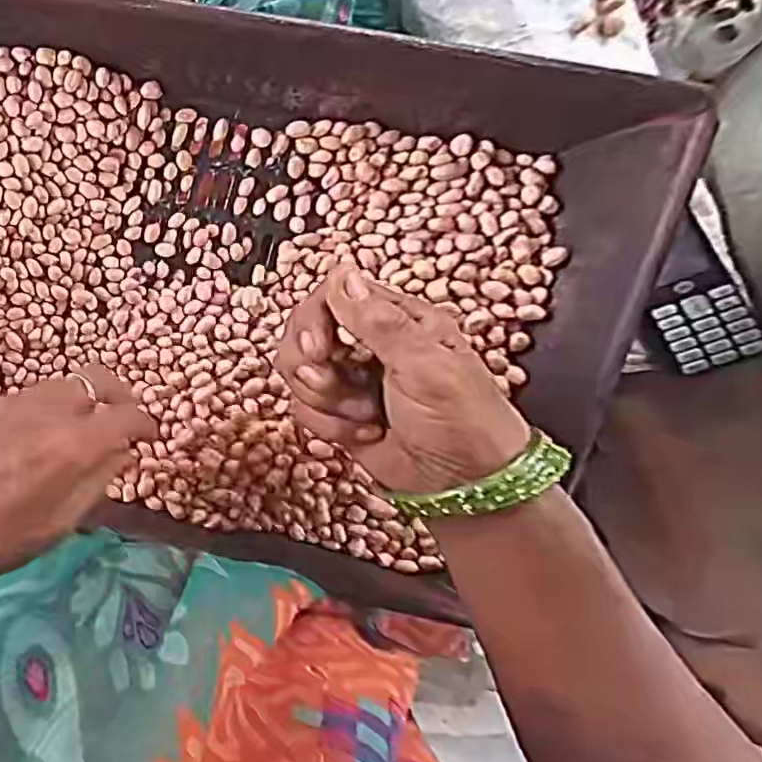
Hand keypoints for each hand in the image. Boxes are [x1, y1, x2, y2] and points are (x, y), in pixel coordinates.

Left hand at [0, 365, 156, 578]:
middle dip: (117, 396)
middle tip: (119, 420)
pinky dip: (48, 408)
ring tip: (78, 430)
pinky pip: (31, 396)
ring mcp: (14, 402)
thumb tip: (122, 451)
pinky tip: (38, 436)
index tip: (148, 436)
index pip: (126, 416)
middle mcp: (46, 412)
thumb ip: (97, 480)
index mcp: (71, 445)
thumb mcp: (59, 523)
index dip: (144, 424)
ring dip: (81, 400)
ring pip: (63, 384)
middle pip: (96, 380)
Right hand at [275, 263, 531, 494]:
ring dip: (322, 398)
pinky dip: (326, 424)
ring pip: (297, 371)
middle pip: (302, 333)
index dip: (314, 320)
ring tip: (361, 414)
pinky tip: (362, 433)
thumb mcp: (427, 366)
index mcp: (398, 321)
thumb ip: (379, 321)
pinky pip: (301, 408)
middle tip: (331, 382)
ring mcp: (349, 378)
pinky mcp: (336, 411)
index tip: (319, 349)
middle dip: (310, 363)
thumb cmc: (464, 422)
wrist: (464, 487)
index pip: (332, 296)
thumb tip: (343, 273)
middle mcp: (367, 344)